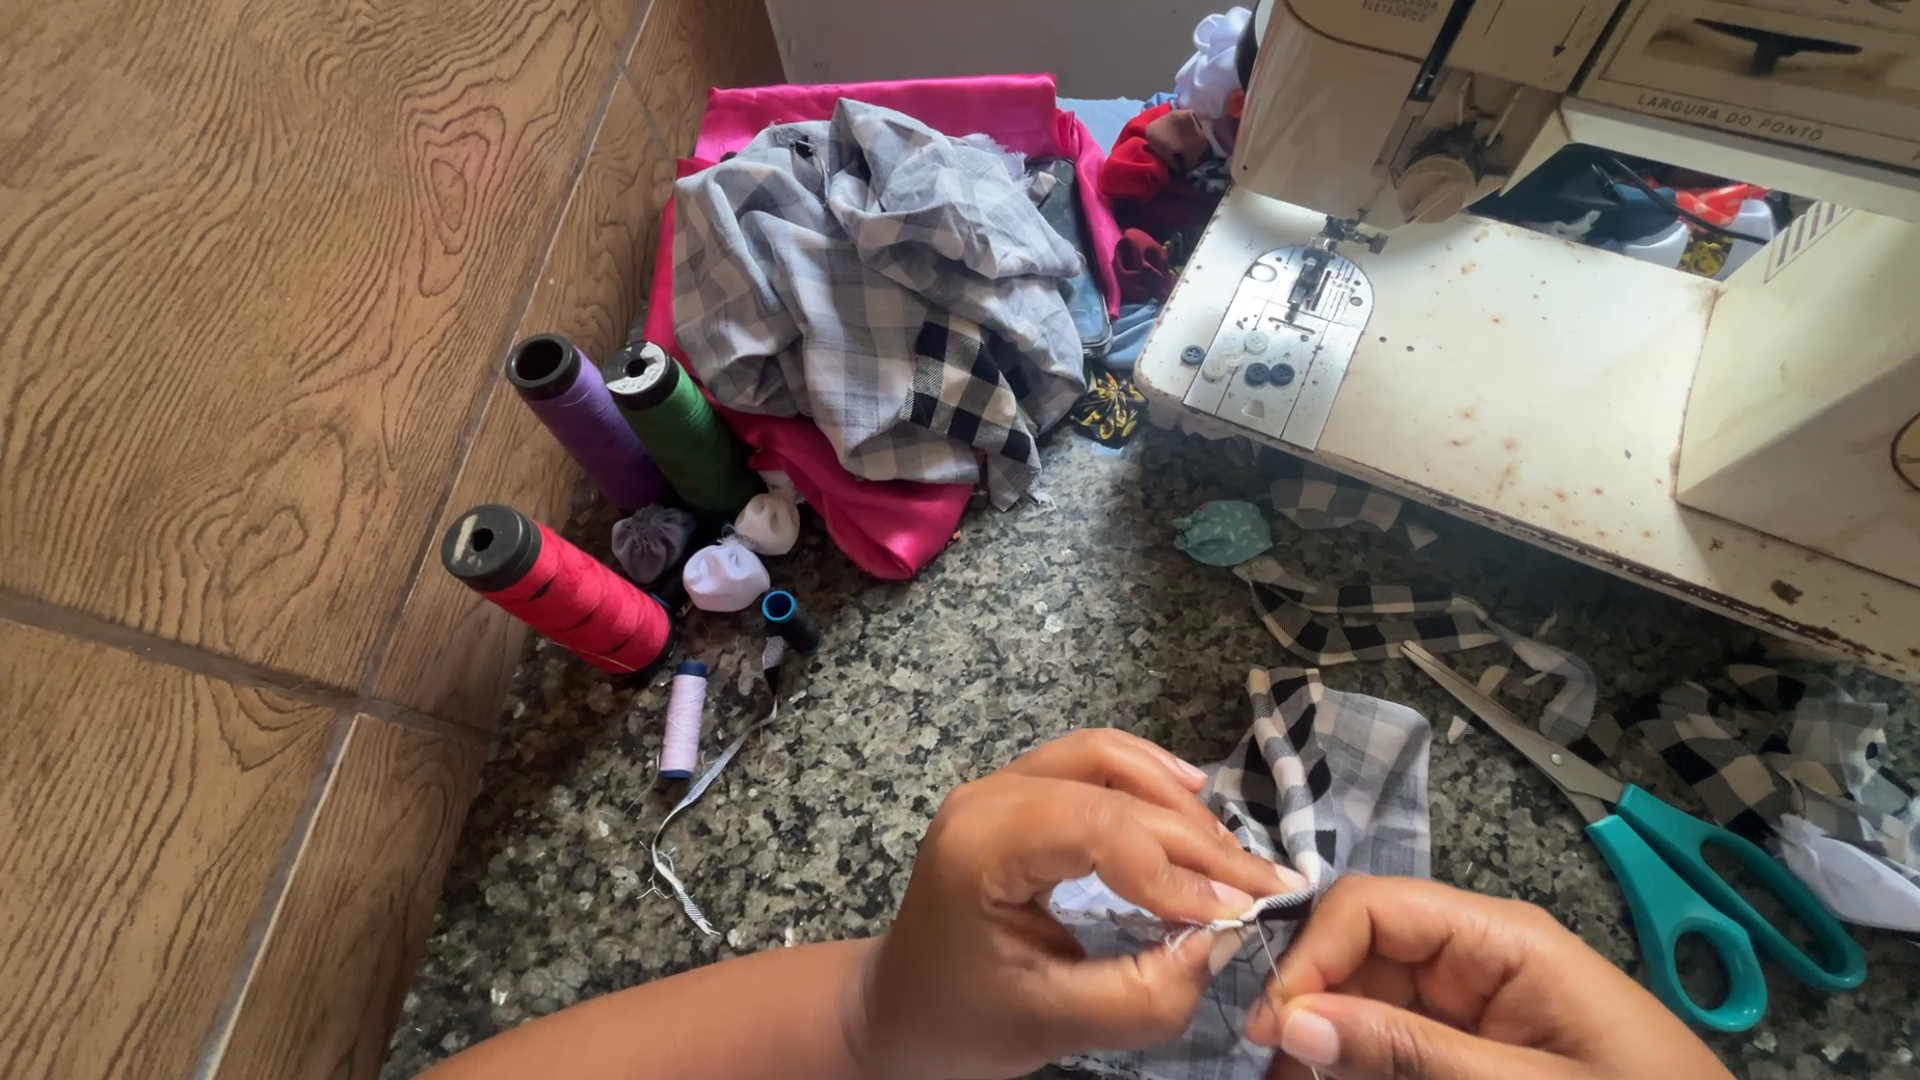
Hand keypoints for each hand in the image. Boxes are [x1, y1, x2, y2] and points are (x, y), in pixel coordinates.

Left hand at [852, 729, 1308, 1078]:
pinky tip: (1184, 798)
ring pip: (1101, 755)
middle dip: (1192, 835)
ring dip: (1171, 797)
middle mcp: (987, 796)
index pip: (1094, 827)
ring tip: (1228, 850)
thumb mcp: (1054, 1026)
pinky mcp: (1015, 791)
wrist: (902, 1002)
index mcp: (980, 847)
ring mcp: (998, 784)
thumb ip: (1144, 993)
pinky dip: (1143, 779)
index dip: (1173, 869)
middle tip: (1262, 883)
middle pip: (1107, 785)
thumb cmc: (963, 1021)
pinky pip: (1088, 762)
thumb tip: (1220, 939)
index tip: (1237, 913)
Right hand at [1248, 876, 1735, 1079]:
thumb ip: (1410, 1052)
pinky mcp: (1469, 1043)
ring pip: (1365, 995)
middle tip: (1267, 1060)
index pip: (1373, 907)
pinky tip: (1324, 1078)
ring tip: (1284, 1076)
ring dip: (1323, 1035)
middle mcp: (1471, 951)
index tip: (1274, 1019)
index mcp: (1496, 935)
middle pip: (1360, 949)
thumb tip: (1290, 1020)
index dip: (1313, 950)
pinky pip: (1394, 1036)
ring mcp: (1469, 998)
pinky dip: (1356, 1061)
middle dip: (1309, 998)